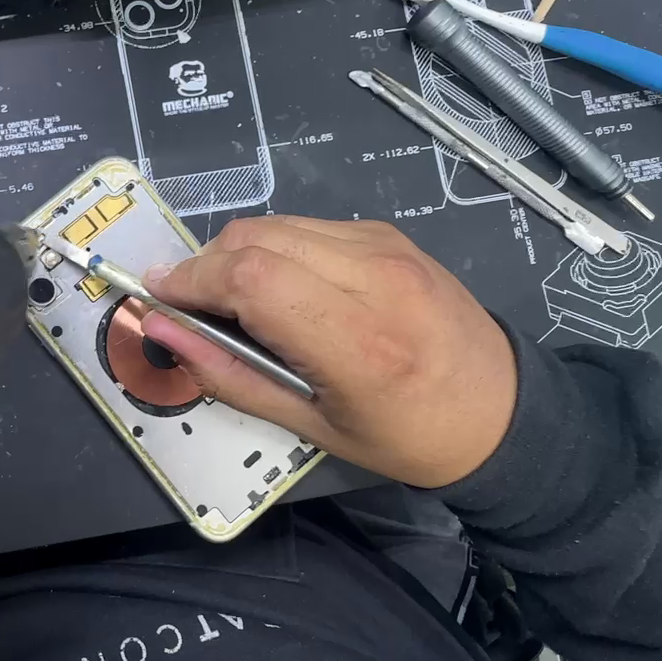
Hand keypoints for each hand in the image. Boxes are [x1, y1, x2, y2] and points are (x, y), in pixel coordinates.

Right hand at [141, 217, 516, 488]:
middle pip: (253, 239)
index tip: (159, 298)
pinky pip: (302, 225)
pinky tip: (280, 285)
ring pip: (272, 224)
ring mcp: (384, 246)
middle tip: (191, 305)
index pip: (251, 279)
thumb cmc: (402, 436)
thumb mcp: (307, 427)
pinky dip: (270, 248)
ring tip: (233, 298)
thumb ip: (226, 373)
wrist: (503, 411)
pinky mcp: (386, 232)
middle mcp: (373, 278)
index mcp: (357, 343)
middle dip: (204, 266)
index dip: (192, 281)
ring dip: (234, 254)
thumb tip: (161, 327)